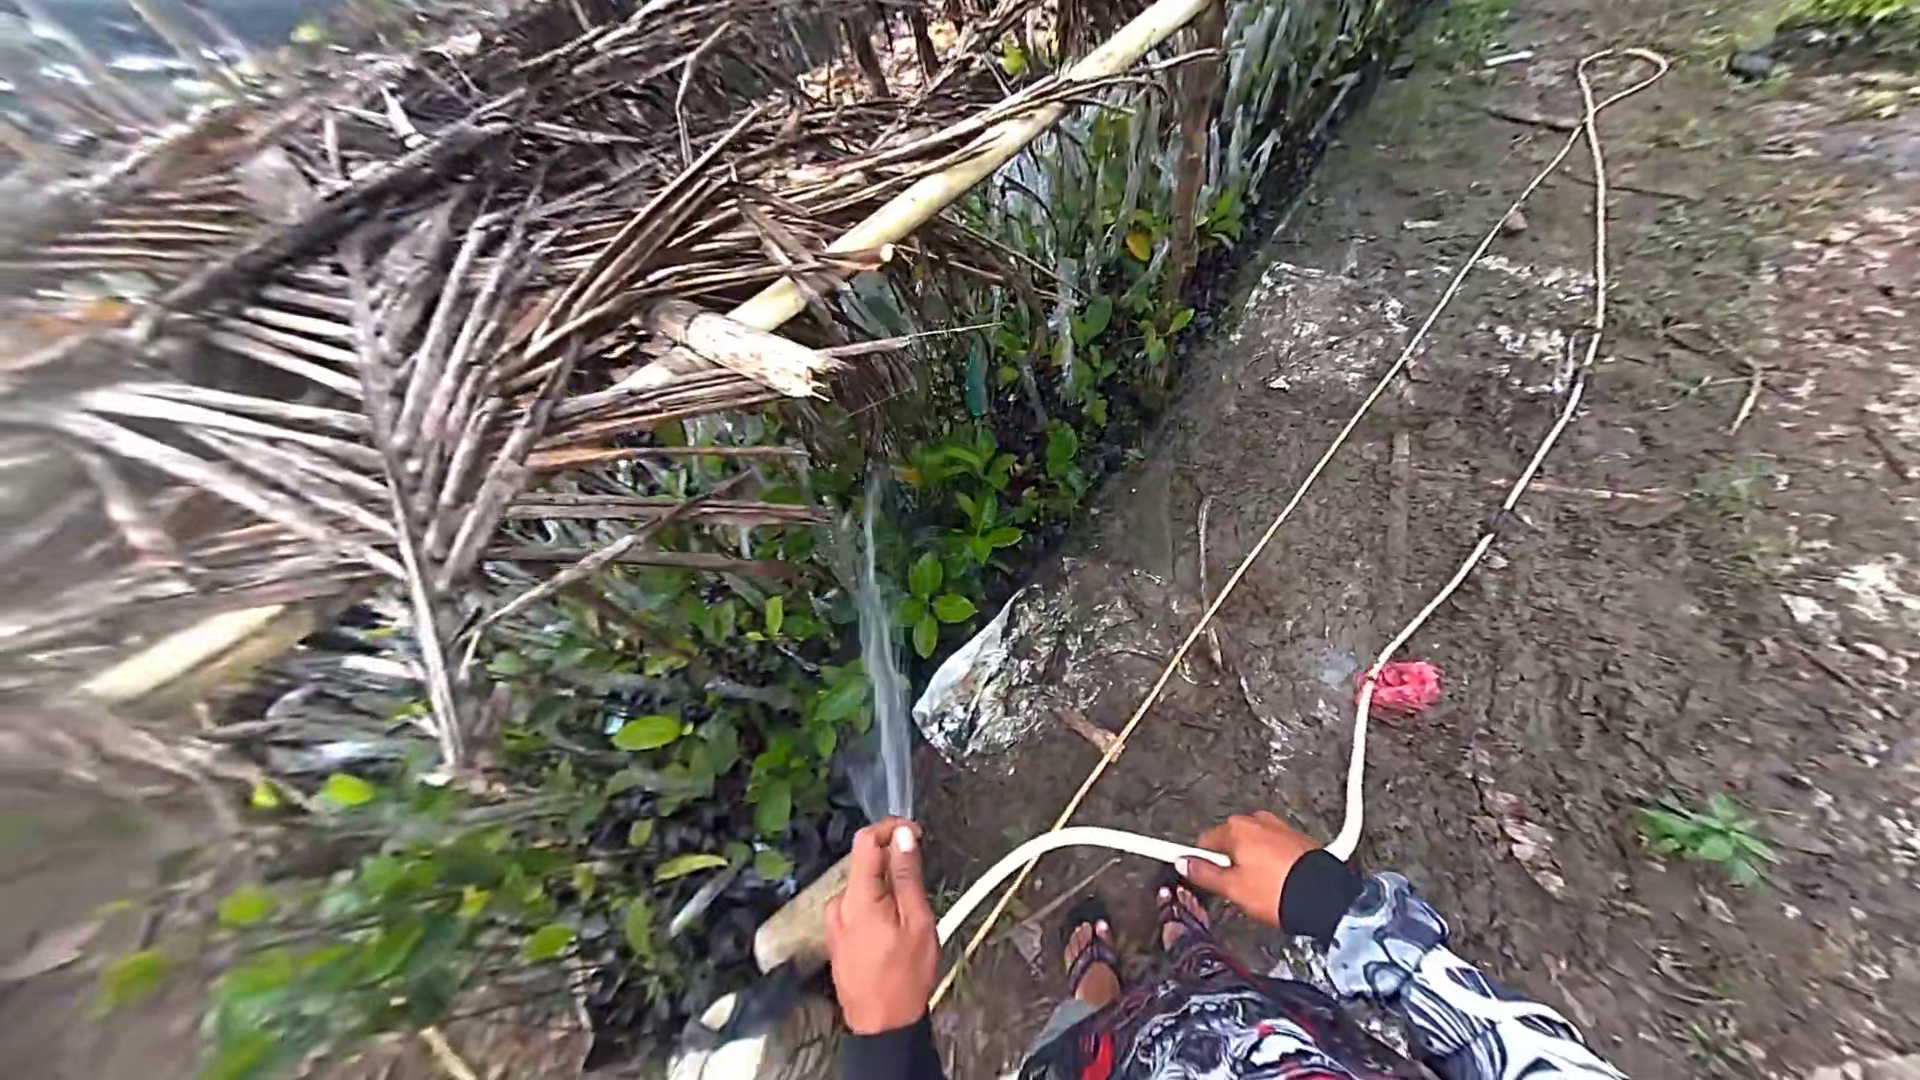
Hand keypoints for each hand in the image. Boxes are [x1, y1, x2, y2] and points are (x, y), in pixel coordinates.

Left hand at [826, 817, 939, 1033]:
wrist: (882, 1028)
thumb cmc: (904, 976)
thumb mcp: (917, 920)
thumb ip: (907, 873)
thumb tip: (902, 834)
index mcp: (858, 897)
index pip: (865, 840)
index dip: (890, 828)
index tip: (913, 833)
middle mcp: (839, 903)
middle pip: (863, 860)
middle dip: (891, 858)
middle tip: (918, 872)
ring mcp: (835, 920)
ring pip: (862, 882)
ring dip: (884, 881)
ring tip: (909, 906)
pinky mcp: (837, 934)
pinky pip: (856, 902)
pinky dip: (875, 899)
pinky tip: (893, 922)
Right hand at [1179, 811, 1318, 927]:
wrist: (1330, 900)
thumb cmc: (1281, 893)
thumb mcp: (1234, 889)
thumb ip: (1204, 874)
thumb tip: (1184, 863)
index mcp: (1235, 829)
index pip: (1202, 842)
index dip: (1198, 860)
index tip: (1190, 867)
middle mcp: (1254, 820)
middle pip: (1227, 841)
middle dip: (1229, 862)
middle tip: (1238, 888)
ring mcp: (1277, 827)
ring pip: (1251, 844)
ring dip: (1251, 860)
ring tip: (1263, 888)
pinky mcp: (1296, 837)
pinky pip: (1273, 846)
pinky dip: (1272, 860)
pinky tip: (1279, 881)